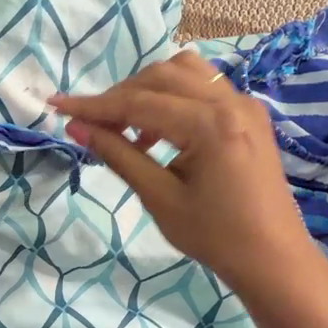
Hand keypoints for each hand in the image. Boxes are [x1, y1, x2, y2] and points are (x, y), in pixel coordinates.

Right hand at [50, 51, 322, 307]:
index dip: (93, 105)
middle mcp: (230, 102)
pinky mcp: (247, 114)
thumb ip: (118, 155)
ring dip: (146, 90)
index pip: (138, 103)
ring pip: (184, 72)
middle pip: (161, 76)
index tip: (57, 106)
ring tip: (124, 126)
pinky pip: (202, 87)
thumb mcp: (158, 197)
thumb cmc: (213, 234)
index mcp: (209, 125)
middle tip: (89, 125)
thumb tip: (76, 128)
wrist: (270, 254)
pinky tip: (155, 132)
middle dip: (118, 95)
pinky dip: (170, 98)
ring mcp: (243, 104)